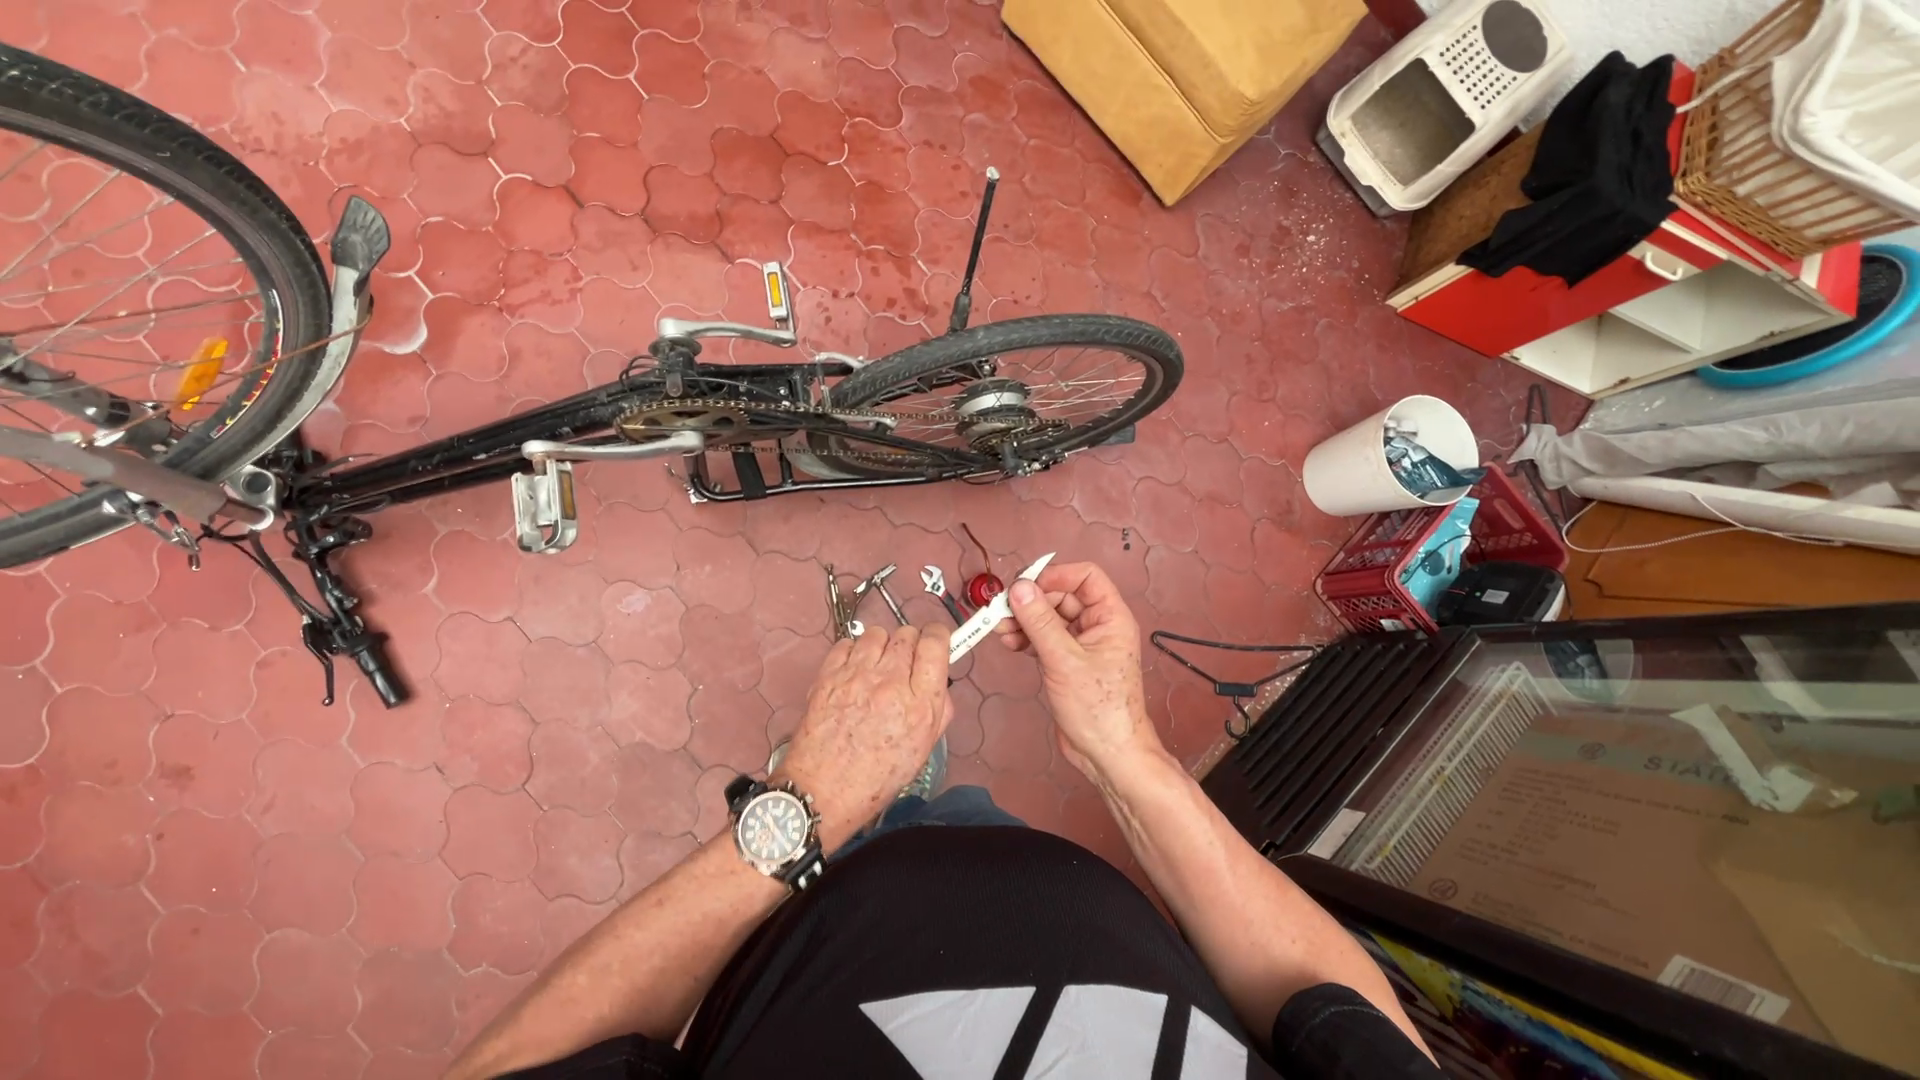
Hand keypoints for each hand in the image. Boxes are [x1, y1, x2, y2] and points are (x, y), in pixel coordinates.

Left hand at [774, 624, 951, 852]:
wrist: (824, 791)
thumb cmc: (878, 777)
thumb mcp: (924, 748)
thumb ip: (938, 708)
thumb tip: (937, 678)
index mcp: (920, 703)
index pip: (934, 643)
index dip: (937, 636)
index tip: (934, 641)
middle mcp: (890, 682)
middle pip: (907, 634)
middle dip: (910, 645)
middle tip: (904, 664)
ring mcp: (856, 676)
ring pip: (877, 634)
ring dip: (881, 646)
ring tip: (877, 668)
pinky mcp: (828, 675)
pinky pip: (847, 643)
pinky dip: (853, 653)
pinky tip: (853, 673)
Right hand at [995, 562, 1164, 781]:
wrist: (1107, 753)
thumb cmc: (1098, 707)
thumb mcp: (1064, 660)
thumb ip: (1039, 622)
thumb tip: (1018, 588)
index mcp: (1110, 617)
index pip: (1085, 576)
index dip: (1055, 576)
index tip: (1024, 586)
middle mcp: (1098, 626)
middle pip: (1062, 597)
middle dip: (1032, 601)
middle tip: (1002, 611)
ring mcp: (1082, 645)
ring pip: (1050, 618)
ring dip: (1024, 620)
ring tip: (999, 629)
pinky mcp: (1068, 663)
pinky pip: (1045, 639)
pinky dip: (1026, 638)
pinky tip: (1009, 643)